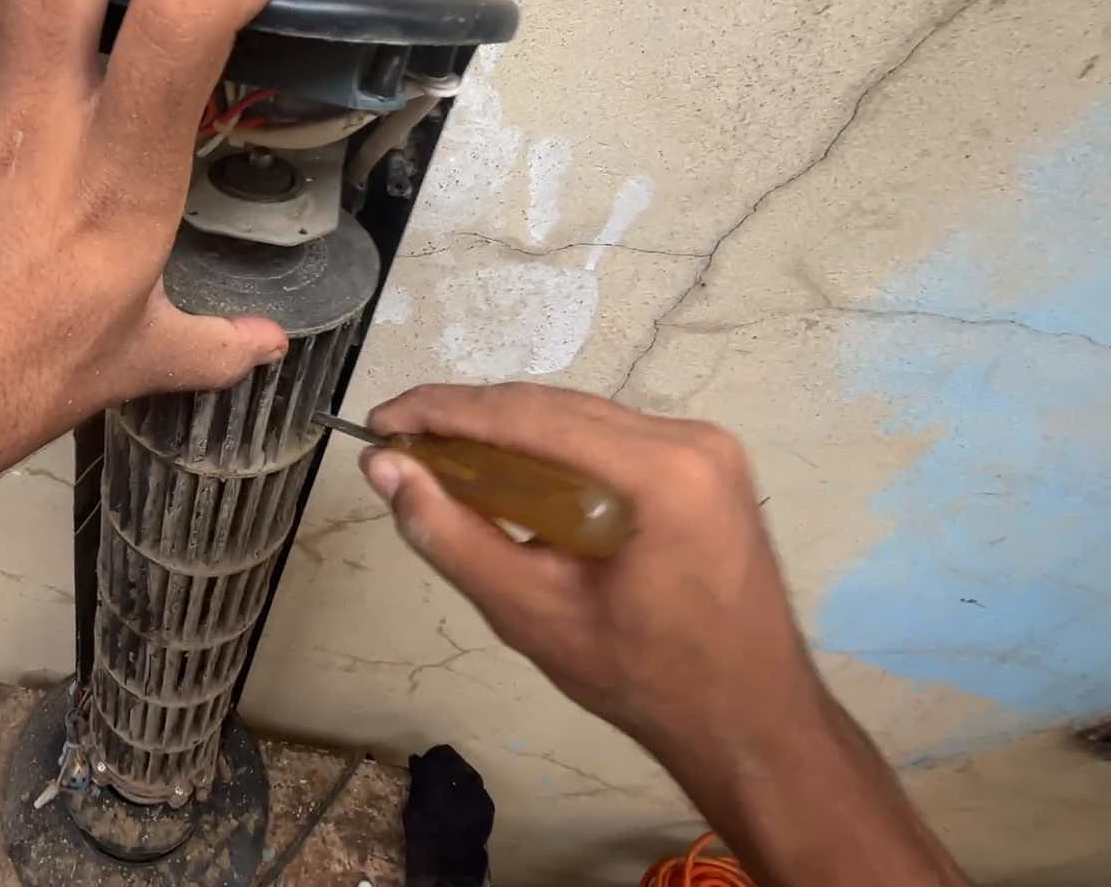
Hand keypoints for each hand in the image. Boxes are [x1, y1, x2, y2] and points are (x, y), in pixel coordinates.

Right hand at [361, 384, 969, 885]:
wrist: (750, 721)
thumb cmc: (640, 677)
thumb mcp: (526, 611)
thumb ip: (448, 534)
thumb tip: (382, 467)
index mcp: (661, 472)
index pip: (525, 415)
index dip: (439, 410)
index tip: (378, 421)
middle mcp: (687, 438)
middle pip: (545, 406)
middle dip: (460, 417)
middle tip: (395, 442)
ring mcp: (698, 445)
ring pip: (565, 414)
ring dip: (492, 430)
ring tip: (432, 456)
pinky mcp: (694, 460)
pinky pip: (590, 433)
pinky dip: (532, 445)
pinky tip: (495, 470)